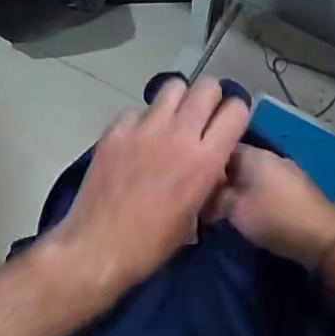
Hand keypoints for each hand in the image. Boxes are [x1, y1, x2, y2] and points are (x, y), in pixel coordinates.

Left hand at [41, 77, 250, 293]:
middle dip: (209, 98)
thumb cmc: (151, 245)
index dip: (235, 115)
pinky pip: (135, 110)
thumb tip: (209, 168)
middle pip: (207, 87)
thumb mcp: (193, 217)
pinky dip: (140, 120)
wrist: (98, 248)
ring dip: (178, 100)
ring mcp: (144, 129)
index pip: (236, 111)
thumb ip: (206, 182)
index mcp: (205, 160)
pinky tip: (136, 140)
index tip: (227, 126)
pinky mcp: (115, 132)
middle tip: (202, 116)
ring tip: (171, 120)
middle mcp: (179, 135)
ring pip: (173, 87)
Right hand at [207, 146, 334, 267]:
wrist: (322, 237)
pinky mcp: (297, 189)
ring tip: (224, 207)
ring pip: (253, 175)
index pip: (221, 147)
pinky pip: (267, 186)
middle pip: (237, 162)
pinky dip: (255, 195)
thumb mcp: (233, 209)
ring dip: (239, 188)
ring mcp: (287, 172)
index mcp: (254, 154)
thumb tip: (201, 194)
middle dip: (221, 178)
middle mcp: (271, 157)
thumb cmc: (273, 217)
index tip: (191, 178)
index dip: (204, 161)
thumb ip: (213, 198)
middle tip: (205, 197)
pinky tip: (249, 211)